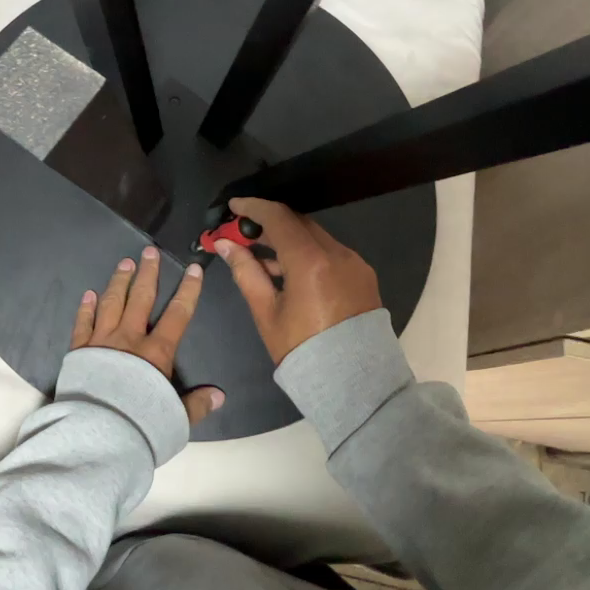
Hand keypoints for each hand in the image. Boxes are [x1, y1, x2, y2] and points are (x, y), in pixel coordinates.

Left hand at [71, 246, 225, 424]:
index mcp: (156, 353)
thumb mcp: (175, 419)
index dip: (188, 291)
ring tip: (124, 263)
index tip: (193, 269)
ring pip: (111, 303)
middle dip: (147, 273)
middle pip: (140, 298)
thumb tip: (219, 395)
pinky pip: (83, 323)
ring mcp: (101, 341)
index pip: (178, 315)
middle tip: (149, 251)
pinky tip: (88, 294)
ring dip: (118, 281)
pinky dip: (86, 307)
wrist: (98, 432)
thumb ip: (196, 405)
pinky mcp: (78, 350)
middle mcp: (129, 339)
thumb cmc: (140, 424)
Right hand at [213, 197, 380, 364]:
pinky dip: (308, 253)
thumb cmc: (302, 349)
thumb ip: (245, 272)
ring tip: (262, 257)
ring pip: (315, 237)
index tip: (234, 207)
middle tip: (243, 234)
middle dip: (269, 223)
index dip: (253, 207)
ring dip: (289, 239)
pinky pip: (330, 253)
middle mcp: (337, 253)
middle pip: (298, 223)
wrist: (354, 382)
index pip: (278, 217)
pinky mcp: (363, 275)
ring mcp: (354, 263)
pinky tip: (290, 272)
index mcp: (311, 261)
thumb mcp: (266, 312)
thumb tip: (226, 244)